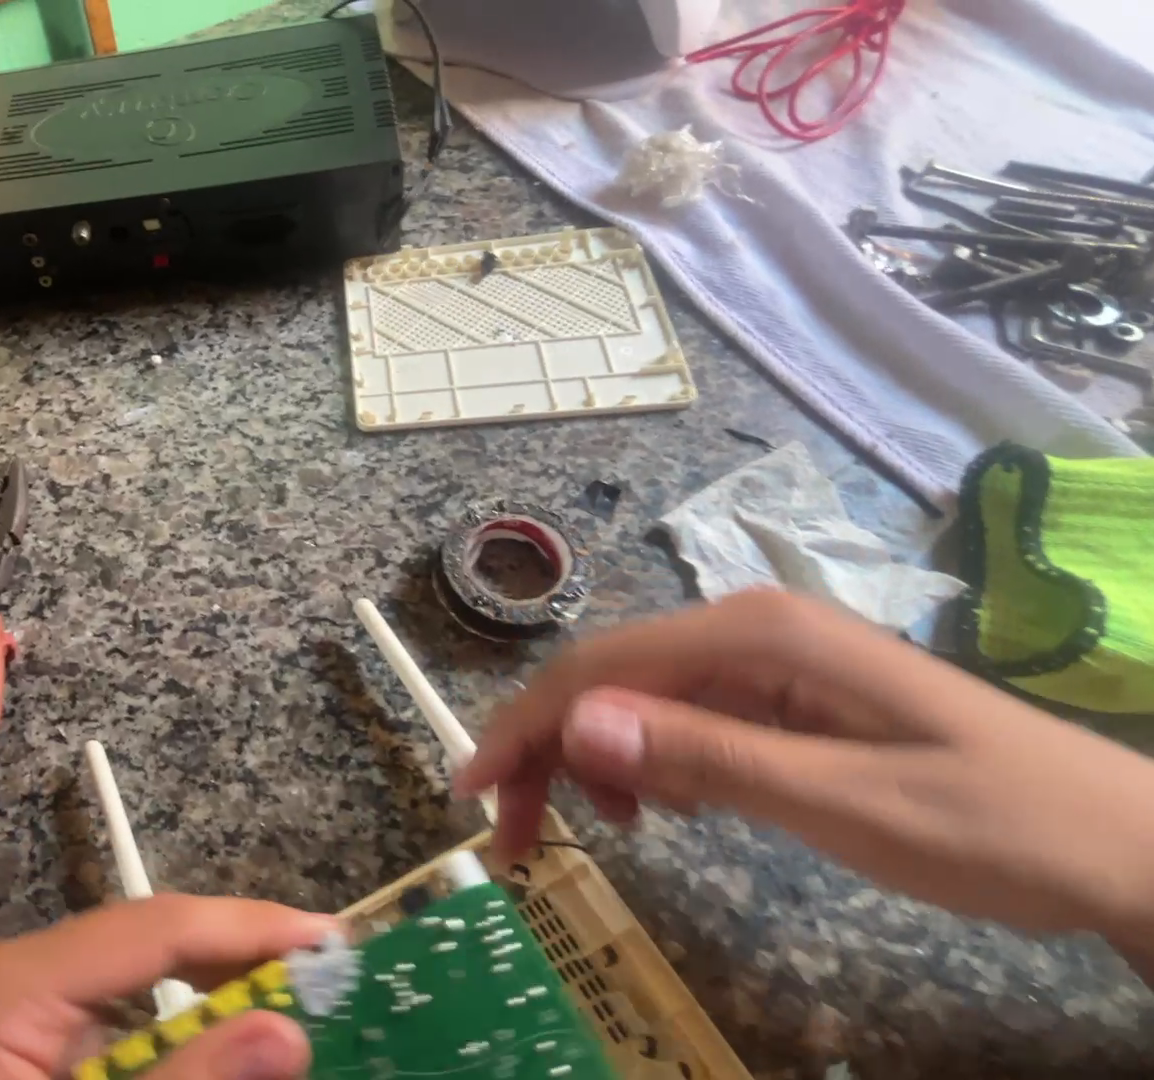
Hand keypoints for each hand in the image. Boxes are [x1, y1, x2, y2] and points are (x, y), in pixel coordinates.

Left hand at [0, 895, 333, 1079]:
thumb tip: (290, 1031)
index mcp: (19, 981)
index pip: (155, 924)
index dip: (249, 925)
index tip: (328, 937)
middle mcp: (26, 968)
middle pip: (157, 936)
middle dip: (245, 954)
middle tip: (329, 970)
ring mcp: (33, 997)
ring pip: (151, 969)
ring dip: (226, 987)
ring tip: (299, 997)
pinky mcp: (45, 1032)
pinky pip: (133, 1009)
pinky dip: (190, 1024)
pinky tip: (235, 1036)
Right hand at [455, 589, 1153, 960]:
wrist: (1129, 845)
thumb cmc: (1000, 824)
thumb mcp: (847, 801)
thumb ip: (707, 757)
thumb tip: (578, 726)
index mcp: (751, 634)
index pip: (599, 668)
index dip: (526, 726)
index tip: (475, 791)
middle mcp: (737, 630)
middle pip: (601, 681)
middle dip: (546, 753)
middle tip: (517, 835)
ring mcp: (750, 660)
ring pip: (627, 702)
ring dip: (590, 763)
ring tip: (604, 830)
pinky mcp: (762, 694)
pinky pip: (669, 720)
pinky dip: (641, 766)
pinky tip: (658, 806)